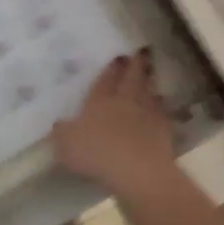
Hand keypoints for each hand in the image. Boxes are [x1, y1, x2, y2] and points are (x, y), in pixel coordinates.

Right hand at [52, 50, 175, 194]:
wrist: (137, 171)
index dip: (112, 68)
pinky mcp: (163, 130)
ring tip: (151, 74)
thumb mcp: (65, 144)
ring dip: (150, 81)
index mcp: (99, 101)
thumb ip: (61, 132)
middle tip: (141, 53)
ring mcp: (147, 114)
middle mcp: (125, 101)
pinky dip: (161, 106)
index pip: (106, 79)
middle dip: (136, 65)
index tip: (119, 56)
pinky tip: (160, 106)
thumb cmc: (96, 154)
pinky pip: (162, 112)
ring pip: (149, 92)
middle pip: (132, 78)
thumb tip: (59, 122)